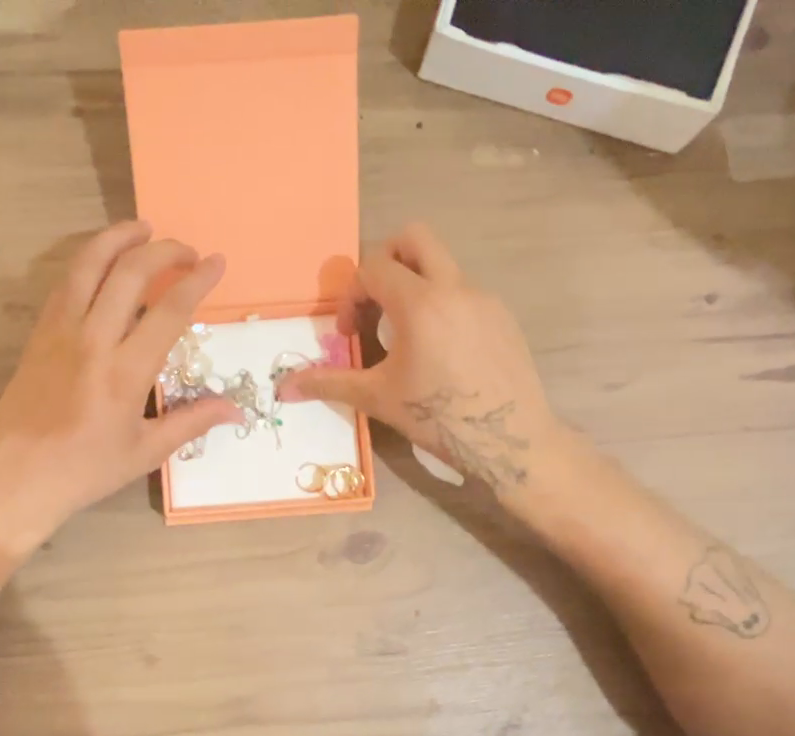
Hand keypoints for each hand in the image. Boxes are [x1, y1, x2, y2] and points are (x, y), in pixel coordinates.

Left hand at [0, 221, 241, 556]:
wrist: (14, 477)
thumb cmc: (84, 470)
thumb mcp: (145, 453)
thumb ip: (192, 422)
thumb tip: (237, 410)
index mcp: (126, 372)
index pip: (169, 310)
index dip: (198, 280)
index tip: (216, 263)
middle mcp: (93, 340)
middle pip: (131, 273)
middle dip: (164, 251)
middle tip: (186, 249)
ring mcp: (60, 332)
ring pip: (89, 265)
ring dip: (118, 239)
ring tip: (143, 229)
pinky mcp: (39, 334)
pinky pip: (65, 284)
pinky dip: (87, 263)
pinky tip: (101, 263)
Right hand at [276, 223, 566, 499]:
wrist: (511, 439)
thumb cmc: (438, 418)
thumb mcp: (378, 399)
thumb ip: (330, 383)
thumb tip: (284, 388)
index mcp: (420, 303)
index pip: (374, 266)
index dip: (351, 294)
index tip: (350, 333)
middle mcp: (455, 288)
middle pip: (414, 237)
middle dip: (385, 259)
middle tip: (375, 300)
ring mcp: (484, 299)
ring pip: (441, 266)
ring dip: (414, 286)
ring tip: (404, 336)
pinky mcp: (502, 316)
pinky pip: (463, 293)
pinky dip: (441, 307)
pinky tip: (438, 353)